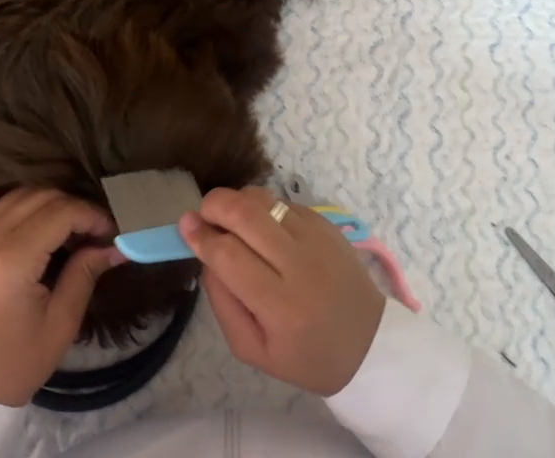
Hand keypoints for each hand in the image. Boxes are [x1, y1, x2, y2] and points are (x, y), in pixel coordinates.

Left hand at [0, 187, 125, 406]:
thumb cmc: (17, 362)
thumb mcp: (61, 322)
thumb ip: (85, 274)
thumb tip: (116, 246)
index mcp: (11, 260)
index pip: (60, 212)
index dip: (91, 216)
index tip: (113, 233)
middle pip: (41, 196)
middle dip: (74, 207)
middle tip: (97, 233)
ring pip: (22, 194)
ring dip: (52, 203)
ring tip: (75, 231)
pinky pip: (5, 207)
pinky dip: (31, 208)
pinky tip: (48, 232)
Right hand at [180, 186, 385, 395]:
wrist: (370, 344)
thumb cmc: (306, 355)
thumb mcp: (253, 349)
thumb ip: (222, 302)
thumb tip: (205, 256)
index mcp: (280, 306)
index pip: (229, 255)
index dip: (201, 236)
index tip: (185, 226)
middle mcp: (300, 266)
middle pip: (245, 213)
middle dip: (214, 205)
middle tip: (204, 216)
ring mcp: (318, 239)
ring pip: (264, 199)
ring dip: (238, 201)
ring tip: (231, 220)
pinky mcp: (328, 225)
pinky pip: (283, 202)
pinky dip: (264, 208)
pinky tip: (264, 229)